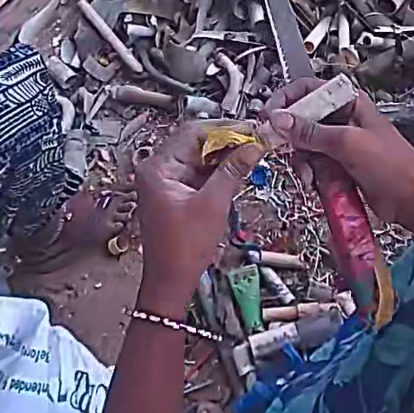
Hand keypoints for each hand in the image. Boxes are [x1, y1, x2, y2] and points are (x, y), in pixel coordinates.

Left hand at [133, 124, 261, 309]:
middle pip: (196, 143)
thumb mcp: (212, 204)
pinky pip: (200, 172)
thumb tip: (253, 147)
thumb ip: (232, 171)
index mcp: (158, 168)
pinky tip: (238, 168)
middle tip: (254, 140)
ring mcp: (167, 182)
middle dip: (226, 141)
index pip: (192, 133)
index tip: (249, 129)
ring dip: (224, 155)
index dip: (224, 129)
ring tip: (251, 153)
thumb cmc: (183, 249)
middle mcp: (159, 170)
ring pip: (200, 157)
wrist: (171, 283)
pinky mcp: (177, 193)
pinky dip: (218, 170)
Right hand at [263, 80, 413, 240]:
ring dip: (300, 160)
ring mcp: (338, 143)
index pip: (308, 89)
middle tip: (283, 149)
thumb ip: (311, 131)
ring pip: (303, 145)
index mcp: (348, 102)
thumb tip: (280, 119)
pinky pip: (311, 164)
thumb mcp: (348, 144)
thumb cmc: (394, 166)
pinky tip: (313, 183)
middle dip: (291, 137)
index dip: (287, 100)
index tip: (271, 116)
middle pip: (301, 118)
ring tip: (308, 174)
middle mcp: (341, 119)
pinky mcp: (337, 164)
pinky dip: (308, 173)